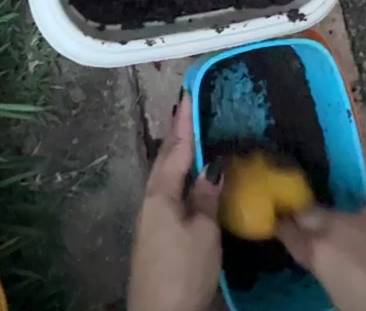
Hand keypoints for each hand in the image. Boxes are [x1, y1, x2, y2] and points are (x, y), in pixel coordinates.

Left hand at [126, 92, 221, 310]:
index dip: (184, 122)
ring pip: (166, 176)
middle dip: (178, 134)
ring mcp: (152, 219)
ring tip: (192, 136)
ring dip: (178, 155)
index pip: (176, 149)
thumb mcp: (203, 234)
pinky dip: (180, 176)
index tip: (188, 94)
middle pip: (166, 159)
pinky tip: (191, 180)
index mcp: (161, 193)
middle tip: (189, 109)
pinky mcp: (157, 235)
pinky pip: (170, 192)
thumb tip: (213, 165)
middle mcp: (152, 200)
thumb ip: (207, 198)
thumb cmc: (182, 271)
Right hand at [277, 205, 365, 310]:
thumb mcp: (345, 307)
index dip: (280, 229)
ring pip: (346, 217)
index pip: (288, 232)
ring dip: (342, 229)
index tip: (272, 224)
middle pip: (311, 213)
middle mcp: (343, 224)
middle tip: (303, 233)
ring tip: (353, 253)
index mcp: (323, 252)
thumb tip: (329, 274)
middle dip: (304, 221)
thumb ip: (330, 284)